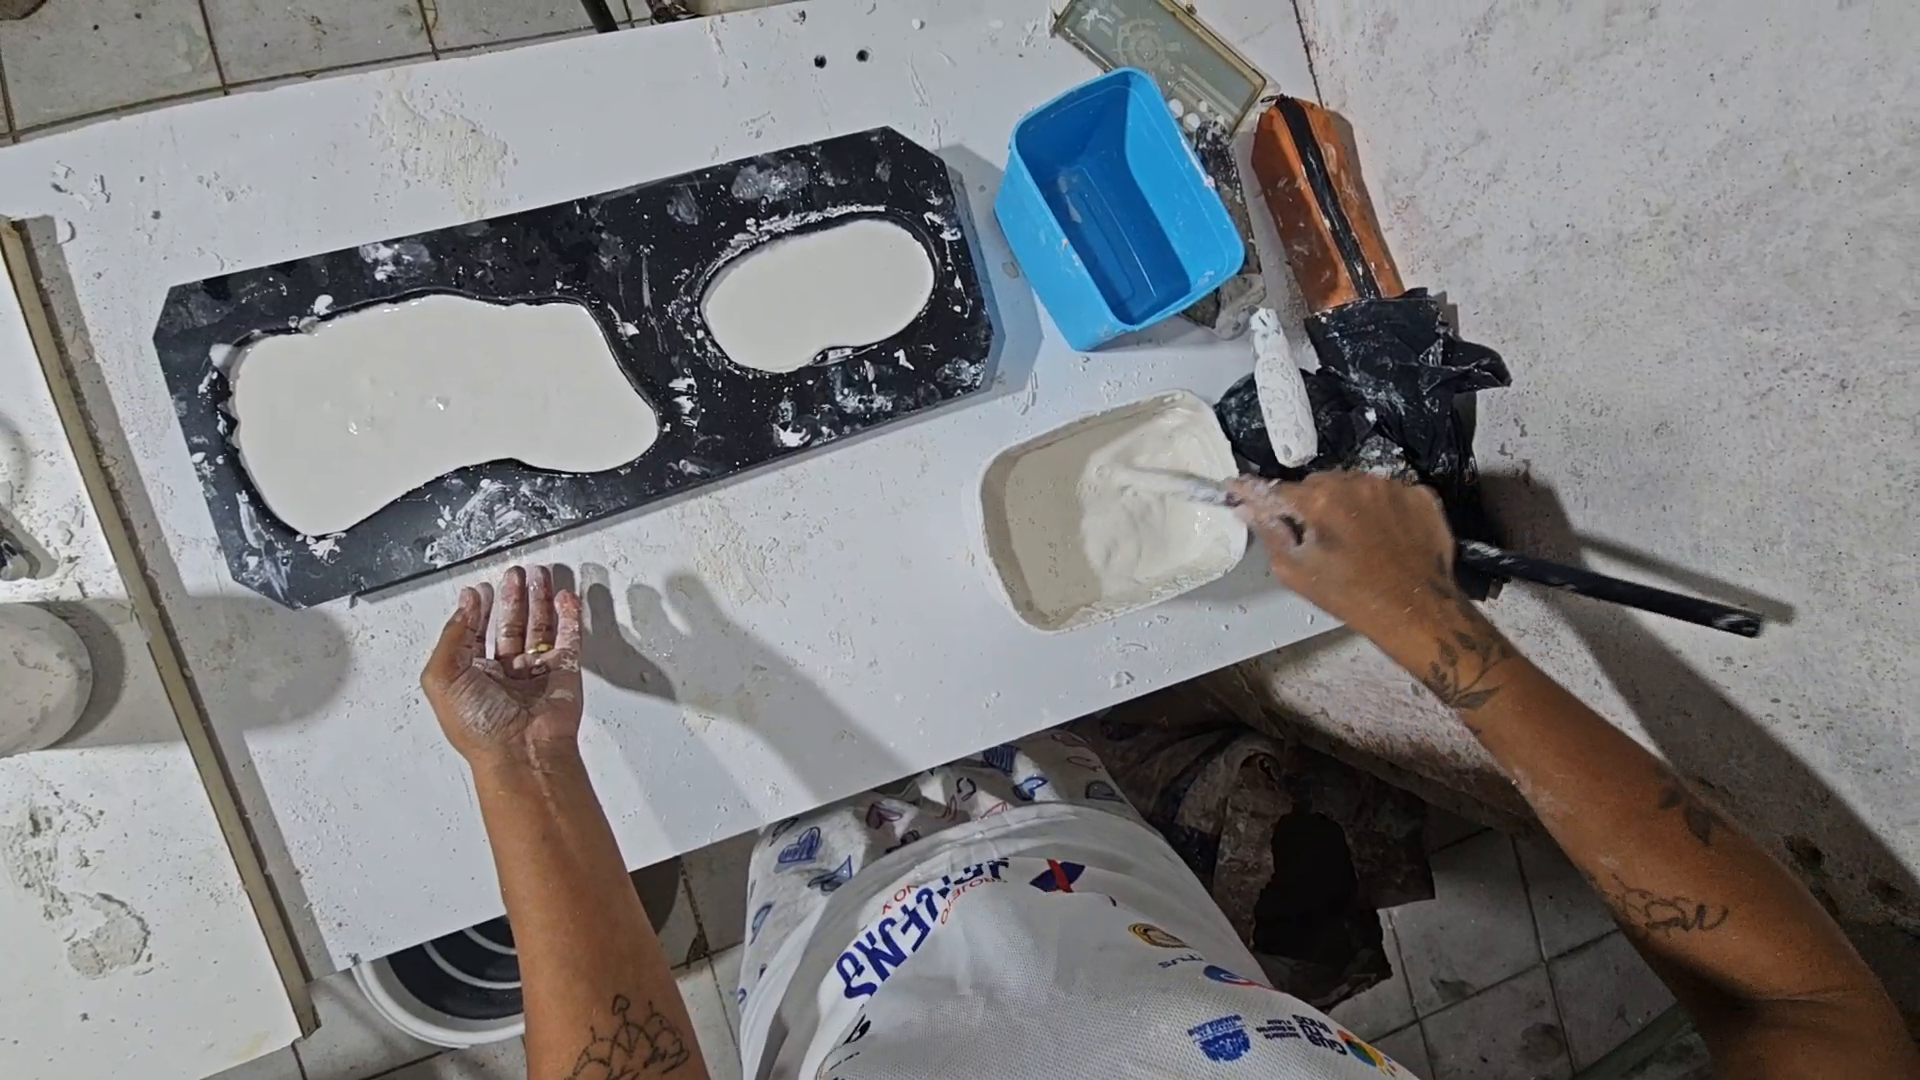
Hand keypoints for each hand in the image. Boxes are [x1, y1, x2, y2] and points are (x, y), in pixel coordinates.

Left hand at [421, 564, 584, 766]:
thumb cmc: (480, 727)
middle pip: (510, 624)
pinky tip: (565, 599)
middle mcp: (504, 672)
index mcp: (471, 675)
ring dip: (541, 599)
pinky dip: (569, 616)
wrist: (523, 749)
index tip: (479, 589)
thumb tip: (464, 607)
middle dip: (512, 597)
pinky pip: (569, 637)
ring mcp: (537, 671)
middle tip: (515, 574)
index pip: (473, 632)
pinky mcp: (566, 671)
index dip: (476, 609)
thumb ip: (452, 637)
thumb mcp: (441, 677)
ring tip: (540, 576)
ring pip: (540, 626)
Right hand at [1229, 471, 1467, 642]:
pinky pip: (1387, 492)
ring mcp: (1392, 486)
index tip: (1237, 488)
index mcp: (1320, 500)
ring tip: (1351, 535)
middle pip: (1317, 483)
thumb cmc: (1349, 595)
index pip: (1276, 488)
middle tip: (1314, 533)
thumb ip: (1268, 532)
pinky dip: (1378, 507)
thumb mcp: (1294, 571)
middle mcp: (1355, 482)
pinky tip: (1381, 533)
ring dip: (1344, 502)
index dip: (1256, 493)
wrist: (1417, 611)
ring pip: (1352, 484)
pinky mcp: (1421, 495)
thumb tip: (1246, 508)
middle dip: (1310, 502)